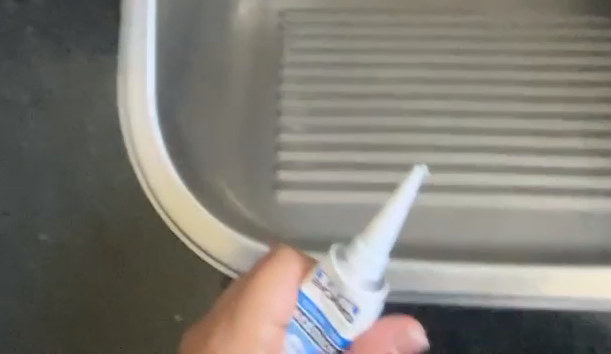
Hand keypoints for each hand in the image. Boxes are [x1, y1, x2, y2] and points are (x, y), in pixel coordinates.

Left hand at [180, 246, 428, 353]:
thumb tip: (411, 328)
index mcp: (238, 332)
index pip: (285, 264)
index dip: (327, 283)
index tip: (358, 320)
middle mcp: (211, 330)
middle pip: (272, 284)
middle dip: (317, 312)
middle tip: (345, 350)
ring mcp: (199, 348)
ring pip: (257, 310)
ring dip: (297, 331)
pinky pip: (240, 335)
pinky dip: (272, 345)